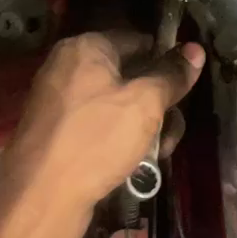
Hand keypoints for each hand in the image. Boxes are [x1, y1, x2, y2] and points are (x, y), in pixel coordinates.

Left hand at [0, 31, 204, 237]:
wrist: (42, 196)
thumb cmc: (96, 140)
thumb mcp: (144, 104)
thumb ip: (170, 76)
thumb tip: (194, 50)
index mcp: (85, 48)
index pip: (138, 41)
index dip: (168, 62)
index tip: (187, 89)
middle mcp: (67, 68)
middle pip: (129, 77)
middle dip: (158, 106)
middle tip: (170, 134)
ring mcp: (59, 104)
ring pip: (116, 107)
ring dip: (144, 129)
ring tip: (156, 155)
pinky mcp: (57, 135)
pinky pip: (98, 128)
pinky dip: (118, 142)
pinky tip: (132, 165)